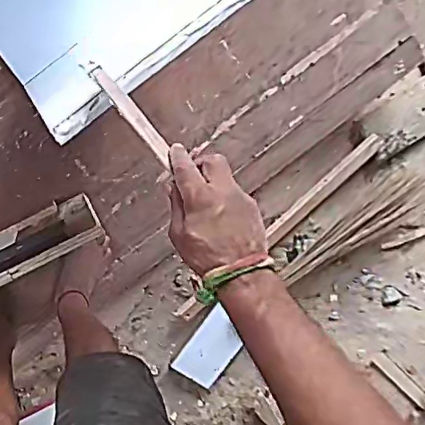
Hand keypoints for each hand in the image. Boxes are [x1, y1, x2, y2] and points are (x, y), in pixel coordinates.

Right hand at [168, 144, 269, 276]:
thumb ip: (176, 206)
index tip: (174, 152)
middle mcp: (223, 192)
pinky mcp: (251, 206)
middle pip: (212, 160)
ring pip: (225, 176)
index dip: (177, 157)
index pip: (186, 166)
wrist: (240, 272)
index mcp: (200, 198)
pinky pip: (234, 193)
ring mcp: (240, 197)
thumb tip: (173, 189)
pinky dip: (224, 197)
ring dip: (212, 182)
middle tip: (191, 172)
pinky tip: (218, 214)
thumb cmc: (209, 258)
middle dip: (200, 162)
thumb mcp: (178, 233)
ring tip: (203, 200)